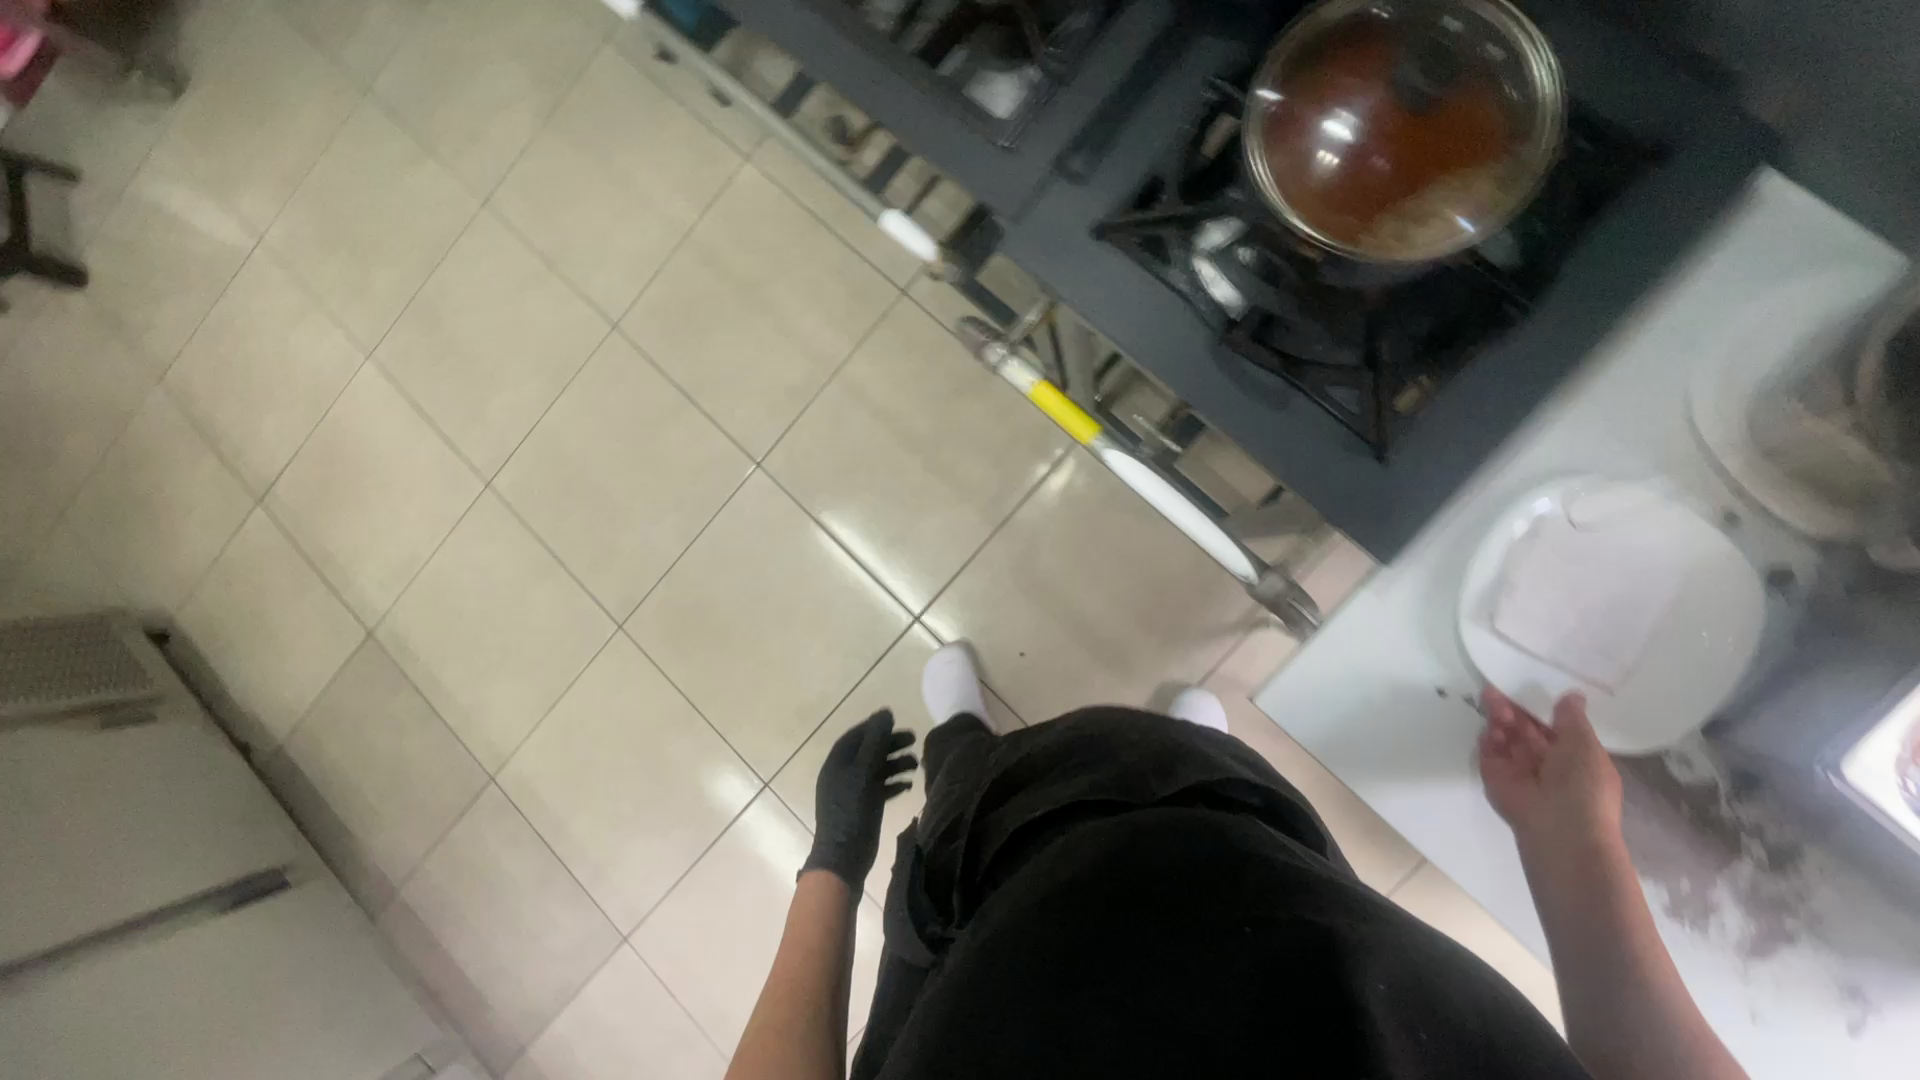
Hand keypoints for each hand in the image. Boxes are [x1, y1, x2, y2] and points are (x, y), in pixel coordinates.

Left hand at [802, 710, 916, 885]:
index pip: (858, 735)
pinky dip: (894, 783)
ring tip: (916, 764)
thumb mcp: (864, 772)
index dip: (877, 726)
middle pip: (869, 750)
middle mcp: (844, 774)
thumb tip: (886, 712)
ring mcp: (853, 791)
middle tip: (915, 739)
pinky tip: (909, 785)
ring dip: (895, 764)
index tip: (898, 722)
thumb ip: (876, 742)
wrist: (843, 857)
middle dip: (891, 744)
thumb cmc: (852, 811)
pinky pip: (880, 788)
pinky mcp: (864, 807)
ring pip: (877, 769)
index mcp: (838, 762)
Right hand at [1477, 687, 1622, 854]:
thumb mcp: (1586, 746)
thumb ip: (1572, 719)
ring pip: (1505, 736)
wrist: (1559, 827)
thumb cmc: (1584, 786)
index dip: (1540, 707)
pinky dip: (1489, 737)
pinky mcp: (1494, 775)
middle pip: (1524, 729)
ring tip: (1495, 703)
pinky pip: (1488, 750)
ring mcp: (1517, 768)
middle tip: (1499, 690)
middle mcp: (1544, 762)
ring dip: (1500, 719)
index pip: (1551, 726)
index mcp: (1572, 757)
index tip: (1529, 684)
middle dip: (1513, 709)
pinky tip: (1493, 728)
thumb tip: (1572, 695)